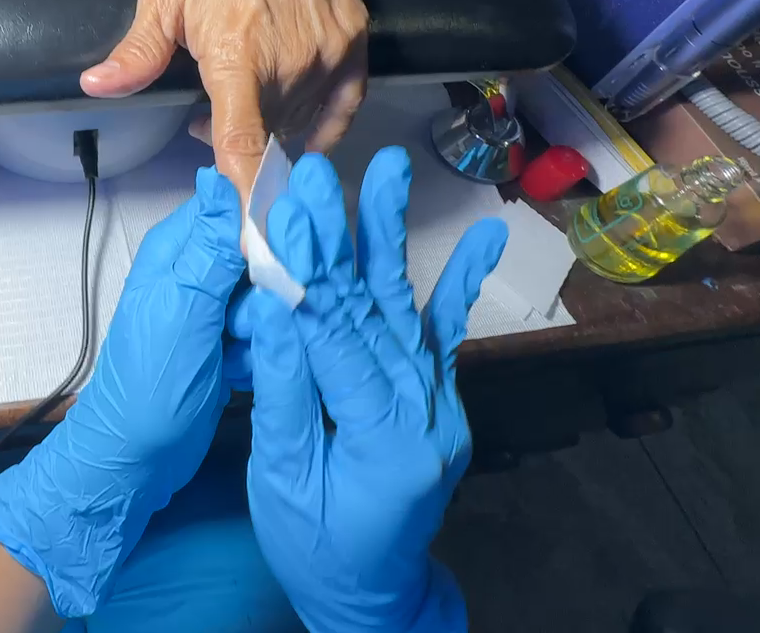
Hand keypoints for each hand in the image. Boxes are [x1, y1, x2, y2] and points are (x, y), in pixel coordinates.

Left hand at [0, 168, 242, 617]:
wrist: (136, 458)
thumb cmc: (154, 381)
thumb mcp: (184, 308)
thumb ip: (210, 247)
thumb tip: (216, 174)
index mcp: (177, 249)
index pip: (232, 206)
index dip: (267, 219)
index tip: (298, 245)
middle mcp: (195, 271)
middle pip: (258, 251)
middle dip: (269, 285)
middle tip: (252, 322)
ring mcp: (211, 309)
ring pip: (266, 293)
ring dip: (265, 324)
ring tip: (240, 353)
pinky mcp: (227, 342)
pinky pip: (263, 329)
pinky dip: (260, 350)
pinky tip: (241, 373)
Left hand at [80, 0, 367, 195]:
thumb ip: (137, 51)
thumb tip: (98, 87)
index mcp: (237, 54)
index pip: (244, 142)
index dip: (245, 194)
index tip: (248, 236)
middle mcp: (291, 60)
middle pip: (268, 139)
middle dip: (236, 148)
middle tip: (205, 120)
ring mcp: (330, 50)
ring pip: (301, 124)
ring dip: (269, 131)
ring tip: (239, 99)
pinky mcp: (355, 39)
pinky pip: (343, 105)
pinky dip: (318, 123)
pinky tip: (294, 118)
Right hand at [229, 148, 507, 631]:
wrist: (377, 597)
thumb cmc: (314, 546)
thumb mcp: (283, 479)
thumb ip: (284, 393)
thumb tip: (274, 309)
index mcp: (381, 437)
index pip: (336, 336)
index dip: (308, 271)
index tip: (285, 211)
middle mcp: (423, 408)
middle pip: (371, 305)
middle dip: (340, 231)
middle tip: (320, 172)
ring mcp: (438, 398)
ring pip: (406, 301)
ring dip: (391, 232)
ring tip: (390, 169)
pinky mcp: (439, 394)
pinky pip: (448, 332)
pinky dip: (462, 280)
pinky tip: (484, 237)